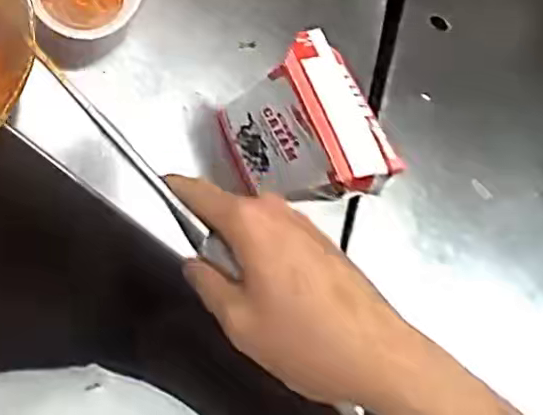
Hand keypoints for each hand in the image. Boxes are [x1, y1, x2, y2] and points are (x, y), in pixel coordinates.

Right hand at [165, 175, 512, 414]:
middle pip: (226, 209)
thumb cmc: (311, 340)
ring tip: (252, 296)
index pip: (197, 190)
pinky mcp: (319, 239)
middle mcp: (274, 210)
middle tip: (211, 276)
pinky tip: (280, 297)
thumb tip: (195, 264)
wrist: (382, 356)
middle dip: (212, 234)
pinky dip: (267, 254)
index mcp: (248, 221)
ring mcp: (301, 222)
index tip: (160, 187)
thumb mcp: (240, 322)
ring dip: (242, 248)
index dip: (174, 188)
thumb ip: (206, 284)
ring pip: (253, 224)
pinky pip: (277, 235)